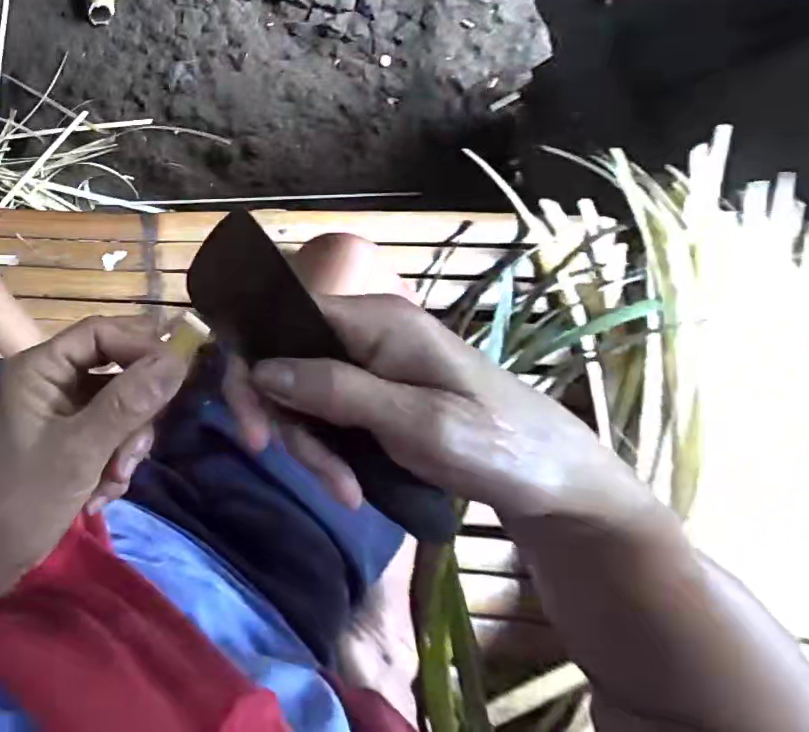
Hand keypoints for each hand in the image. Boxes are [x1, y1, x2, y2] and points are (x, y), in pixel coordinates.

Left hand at [0, 317, 188, 588]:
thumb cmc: (27, 499)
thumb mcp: (82, 450)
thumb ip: (129, 403)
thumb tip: (178, 361)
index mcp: (41, 367)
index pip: (101, 332)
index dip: (140, 346)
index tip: (176, 373)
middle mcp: (53, 377)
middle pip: (116, 366)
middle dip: (135, 410)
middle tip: (138, 446)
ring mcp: (63, 406)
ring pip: (121, 401)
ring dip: (127, 442)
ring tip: (114, 479)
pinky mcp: (72, 433)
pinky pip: (113, 428)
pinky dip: (117, 457)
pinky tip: (104, 491)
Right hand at [229, 294, 664, 540]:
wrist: (552, 479)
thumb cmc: (497, 443)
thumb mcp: (419, 422)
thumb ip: (339, 391)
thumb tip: (262, 369)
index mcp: (375, 318)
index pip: (284, 316)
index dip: (255, 364)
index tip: (255, 427)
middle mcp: (363, 328)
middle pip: (287, 358)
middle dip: (288, 419)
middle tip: (320, 476)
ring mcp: (366, 358)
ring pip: (301, 390)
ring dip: (310, 443)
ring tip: (346, 492)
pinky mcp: (370, 389)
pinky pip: (323, 409)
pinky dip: (326, 447)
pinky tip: (348, 484)